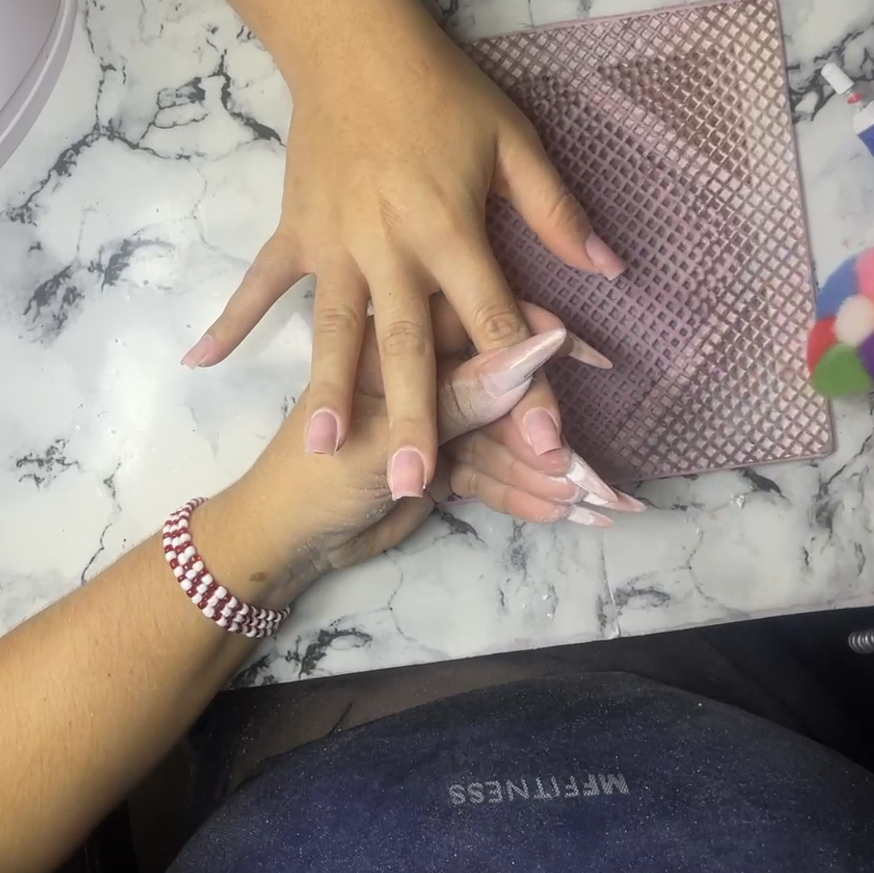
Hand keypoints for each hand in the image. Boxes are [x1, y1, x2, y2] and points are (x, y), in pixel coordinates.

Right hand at [183, 26, 622, 505]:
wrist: (355, 45)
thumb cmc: (442, 94)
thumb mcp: (513, 141)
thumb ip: (555, 211)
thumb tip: (608, 269)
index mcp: (451, 230)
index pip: (493, 320)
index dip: (525, 384)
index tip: (544, 447)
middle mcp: (392, 249)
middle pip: (407, 345)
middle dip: (413, 416)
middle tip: (412, 482)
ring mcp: (334, 246)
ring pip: (334, 330)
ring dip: (328, 390)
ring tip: (321, 450)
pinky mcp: (295, 234)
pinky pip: (261, 284)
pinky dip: (232, 320)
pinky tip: (199, 362)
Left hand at [202, 313, 616, 607]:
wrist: (285, 542)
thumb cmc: (315, 476)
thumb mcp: (387, 435)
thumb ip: (460, 397)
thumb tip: (535, 351)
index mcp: (398, 347)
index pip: (478, 330)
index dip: (534, 345)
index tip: (588, 360)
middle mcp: (423, 377)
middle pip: (499, 392)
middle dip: (544, 427)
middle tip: (586, 459)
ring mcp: (434, 424)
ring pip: (499, 441)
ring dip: (538, 471)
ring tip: (587, 501)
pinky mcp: (441, 465)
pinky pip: (488, 475)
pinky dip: (519, 494)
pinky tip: (560, 511)